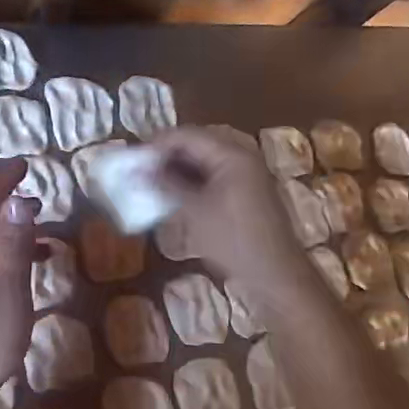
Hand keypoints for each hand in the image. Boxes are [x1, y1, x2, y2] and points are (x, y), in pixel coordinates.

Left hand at [0, 161, 35, 408]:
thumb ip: (15, 245)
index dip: (4, 182)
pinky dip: (18, 261)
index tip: (24, 163)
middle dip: (12, 207)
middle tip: (42, 200)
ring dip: (19, 236)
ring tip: (51, 239)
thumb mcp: (9, 287)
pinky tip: (35, 275)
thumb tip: (19, 200)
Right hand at [152, 127, 305, 287]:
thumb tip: (138, 171)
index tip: (133, 161)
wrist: (275, 273)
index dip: (157, 145)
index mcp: (232, 154)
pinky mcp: (248, 193)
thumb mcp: (194, 212)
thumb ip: (166, 185)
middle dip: (168, 157)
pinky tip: (176, 198)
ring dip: (180, 171)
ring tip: (154, 185)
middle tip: (142, 172)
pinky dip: (195, 183)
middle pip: (198, 145)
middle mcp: (243, 157)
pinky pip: (216, 177)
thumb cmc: (233, 241)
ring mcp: (248, 175)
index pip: (187, 135)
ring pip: (206, 162)